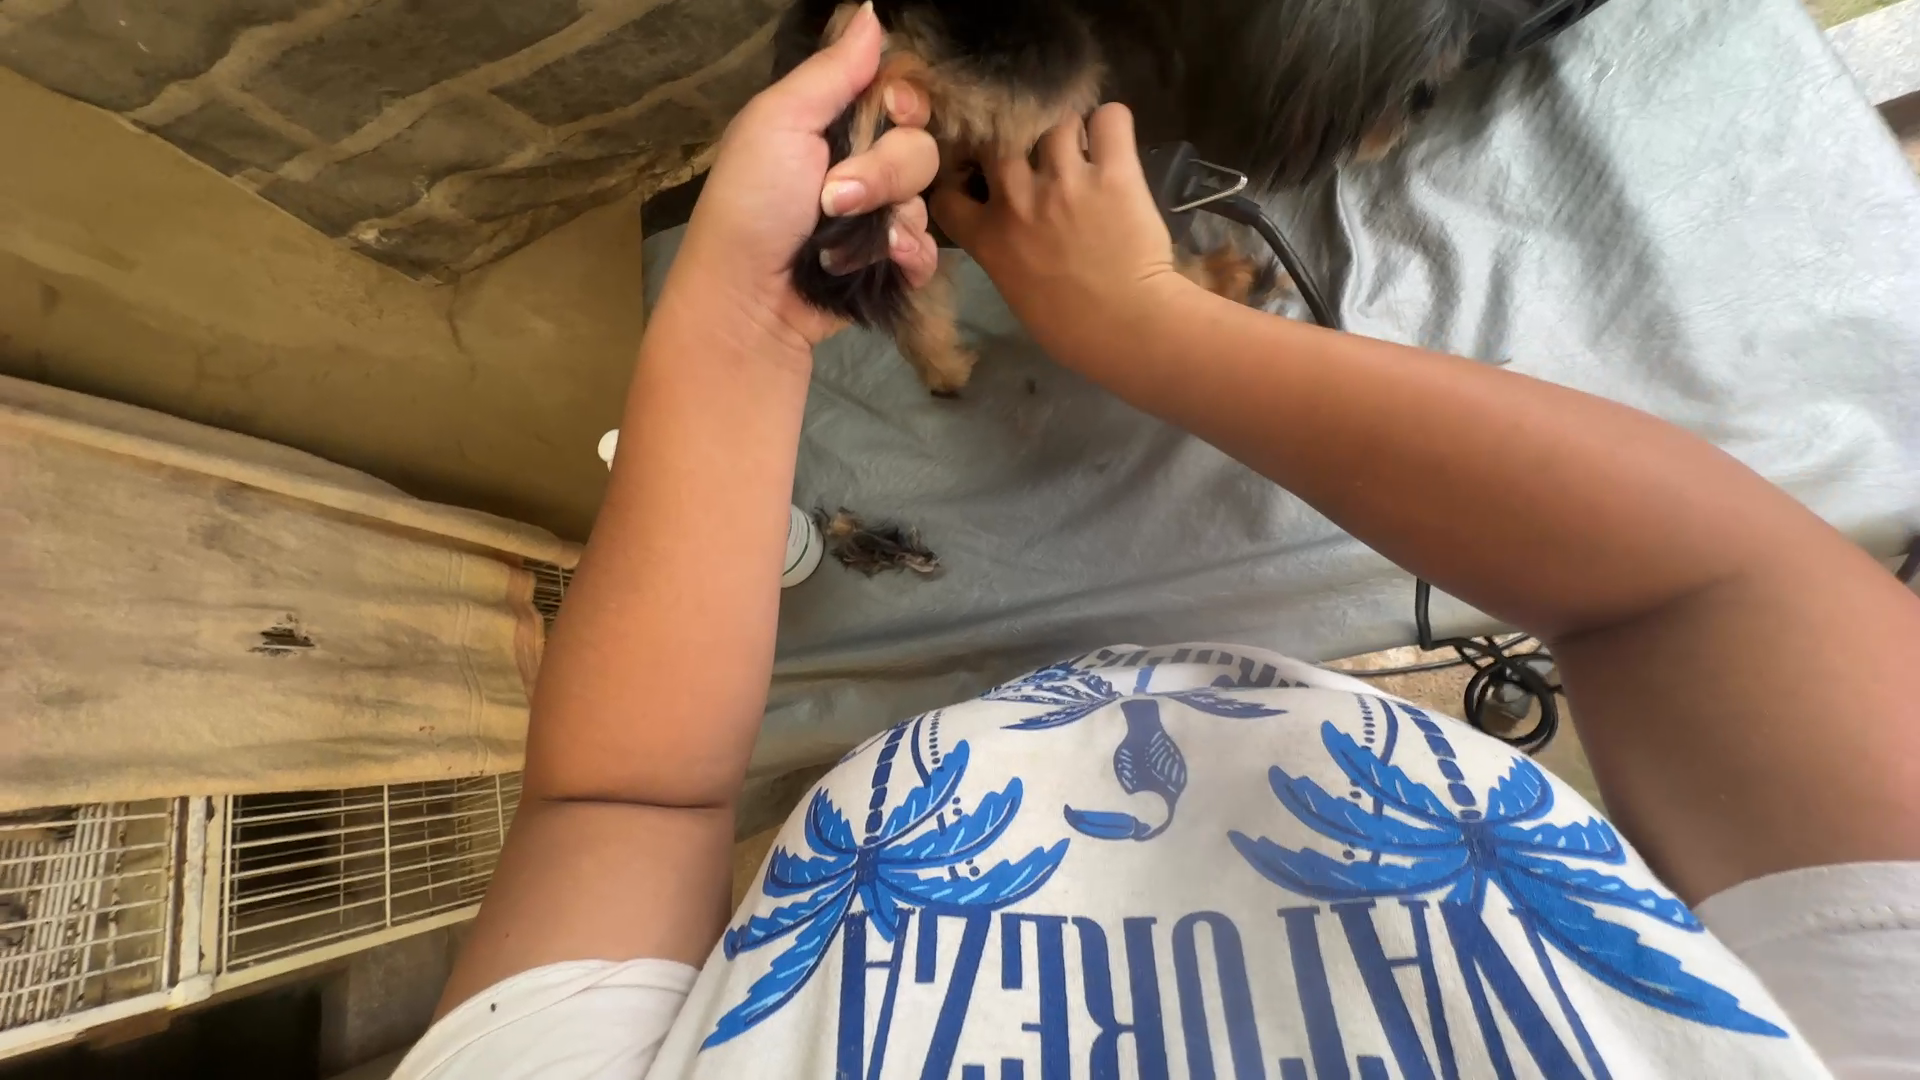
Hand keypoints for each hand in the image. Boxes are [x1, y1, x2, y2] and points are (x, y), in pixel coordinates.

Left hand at [652, 2, 941, 357]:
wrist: (751, 296)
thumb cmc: (754, 203)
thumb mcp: (780, 121)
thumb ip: (830, 73)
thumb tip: (872, 12)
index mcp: (837, 125)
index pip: (901, 98)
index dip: (904, 105)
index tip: (889, 112)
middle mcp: (863, 168)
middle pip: (920, 149)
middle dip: (885, 174)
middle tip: (835, 198)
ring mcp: (878, 221)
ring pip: (925, 203)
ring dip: (890, 221)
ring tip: (845, 243)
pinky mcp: (889, 267)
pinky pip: (927, 252)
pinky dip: (910, 258)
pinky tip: (885, 265)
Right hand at [932, 104, 1199, 366]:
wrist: (1125, 328)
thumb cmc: (1068, 329)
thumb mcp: (1014, 291)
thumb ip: (1002, 252)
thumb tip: (1009, 231)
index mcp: (988, 237)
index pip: (947, 192)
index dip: (961, 178)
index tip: (976, 178)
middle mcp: (1017, 198)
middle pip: (998, 136)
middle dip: (1012, 138)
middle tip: (1034, 150)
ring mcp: (1065, 179)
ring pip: (1055, 117)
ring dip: (1067, 129)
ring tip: (1081, 149)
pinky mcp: (1113, 170)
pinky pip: (1109, 117)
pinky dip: (1111, 125)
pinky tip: (1114, 147)